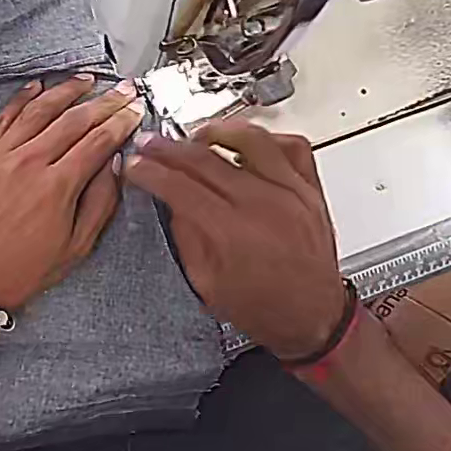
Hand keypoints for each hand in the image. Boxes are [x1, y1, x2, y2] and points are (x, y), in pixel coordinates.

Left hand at [0, 75, 144, 368]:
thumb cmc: (23, 269)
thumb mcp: (76, 247)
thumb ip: (100, 202)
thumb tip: (115, 165)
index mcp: (56, 187)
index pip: (98, 141)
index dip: (121, 122)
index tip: (135, 110)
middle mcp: (29, 163)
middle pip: (74, 120)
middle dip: (104, 101)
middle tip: (123, 89)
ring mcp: (1, 156)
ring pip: (39, 110)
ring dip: (66, 91)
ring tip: (86, 80)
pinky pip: (4, 117)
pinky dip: (23, 98)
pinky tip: (38, 86)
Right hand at [123, 120, 347, 361]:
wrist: (313, 319)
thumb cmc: (265, 309)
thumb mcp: (207, 284)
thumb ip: (186, 237)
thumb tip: (170, 202)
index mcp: (232, 233)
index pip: (180, 186)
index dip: (150, 172)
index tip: (137, 167)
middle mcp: (264, 205)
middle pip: (205, 159)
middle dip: (168, 149)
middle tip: (150, 145)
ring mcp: (291, 193)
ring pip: (249, 139)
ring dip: (215, 131)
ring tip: (196, 136)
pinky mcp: (310, 190)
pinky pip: (292, 146)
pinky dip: (267, 138)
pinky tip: (247, 144)